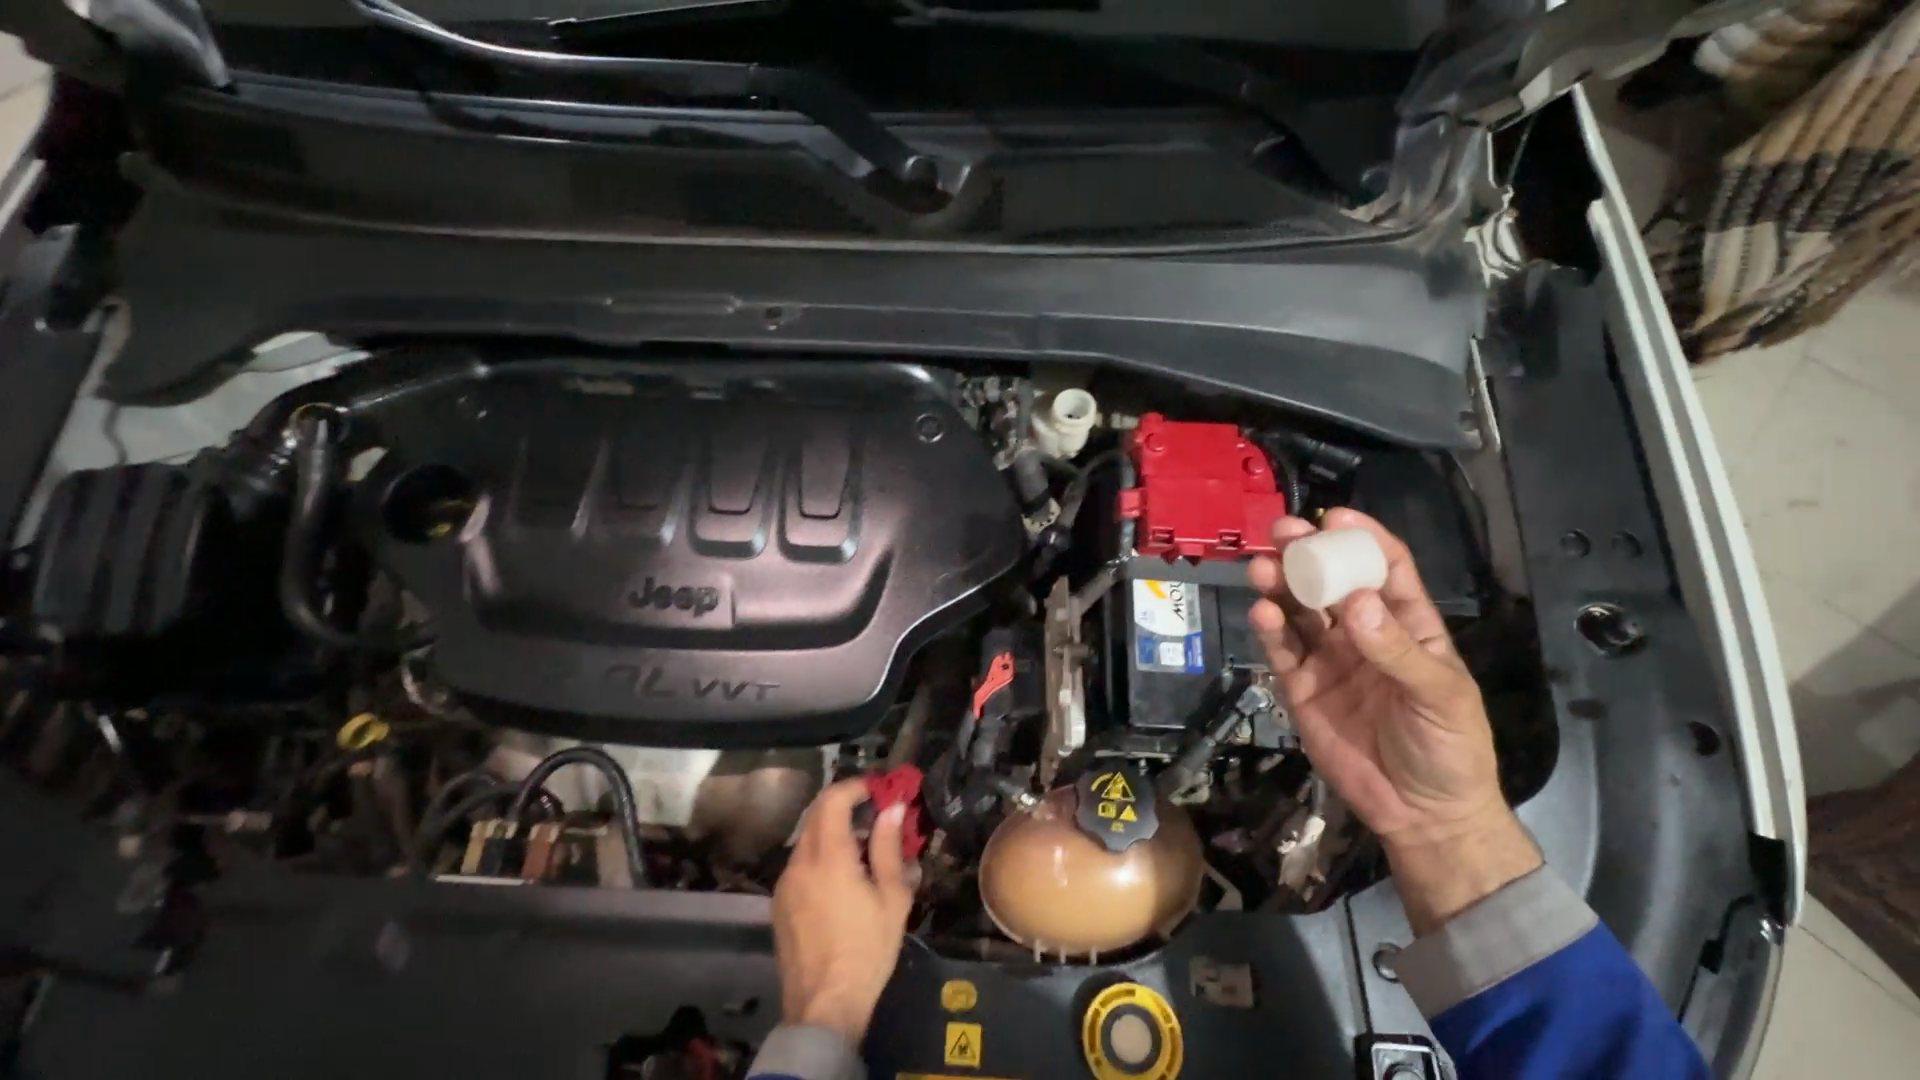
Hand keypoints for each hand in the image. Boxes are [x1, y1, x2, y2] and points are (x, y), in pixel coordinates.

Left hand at [772, 779, 914, 1042]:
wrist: (824, 1005)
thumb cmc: (867, 949)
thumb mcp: (891, 898)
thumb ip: (889, 847)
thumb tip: (892, 809)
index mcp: (828, 856)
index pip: (833, 799)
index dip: (855, 786)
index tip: (878, 789)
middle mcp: (799, 862)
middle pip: (816, 815)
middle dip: (844, 805)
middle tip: (874, 813)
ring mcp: (785, 884)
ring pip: (807, 841)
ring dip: (832, 832)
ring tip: (863, 850)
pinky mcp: (779, 904)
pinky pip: (800, 865)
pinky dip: (820, 857)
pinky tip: (842, 880)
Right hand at [1247, 508, 1540, 933]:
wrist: (1421, 813)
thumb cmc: (1449, 747)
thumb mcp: (1439, 696)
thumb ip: (1397, 650)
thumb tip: (1357, 601)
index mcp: (1407, 625)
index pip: (1385, 569)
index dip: (1363, 540)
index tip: (1335, 518)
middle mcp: (1363, 633)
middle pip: (1331, 583)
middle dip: (1307, 555)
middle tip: (1282, 533)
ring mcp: (1329, 660)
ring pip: (1299, 611)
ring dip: (1280, 587)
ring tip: (1262, 569)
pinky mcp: (1301, 688)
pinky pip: (1282, 651)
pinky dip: (1270, 630)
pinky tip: (1263, 613)